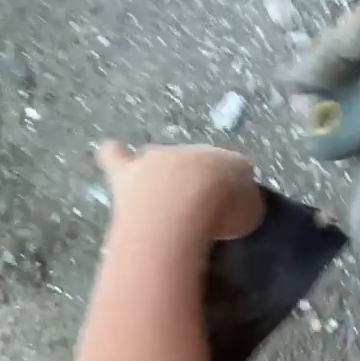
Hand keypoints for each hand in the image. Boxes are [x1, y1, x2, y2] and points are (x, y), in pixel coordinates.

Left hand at [96, 140, 264, 242]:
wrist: (183, 202)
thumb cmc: (224, 210)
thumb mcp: (249, 213)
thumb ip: (242, 205)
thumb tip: (235, 206)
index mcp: (231, 162)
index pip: (234, 168)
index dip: (232, 185)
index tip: (232, 202)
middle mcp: (195, 153)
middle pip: (195, 161)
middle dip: (195, 176)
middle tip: (195, 200)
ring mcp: (160, 159)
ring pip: (160, 158)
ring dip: (162, 172)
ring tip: (161, 191)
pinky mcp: (128, 172)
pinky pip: (116, 156)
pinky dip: (113, 154)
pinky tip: (109, 147)